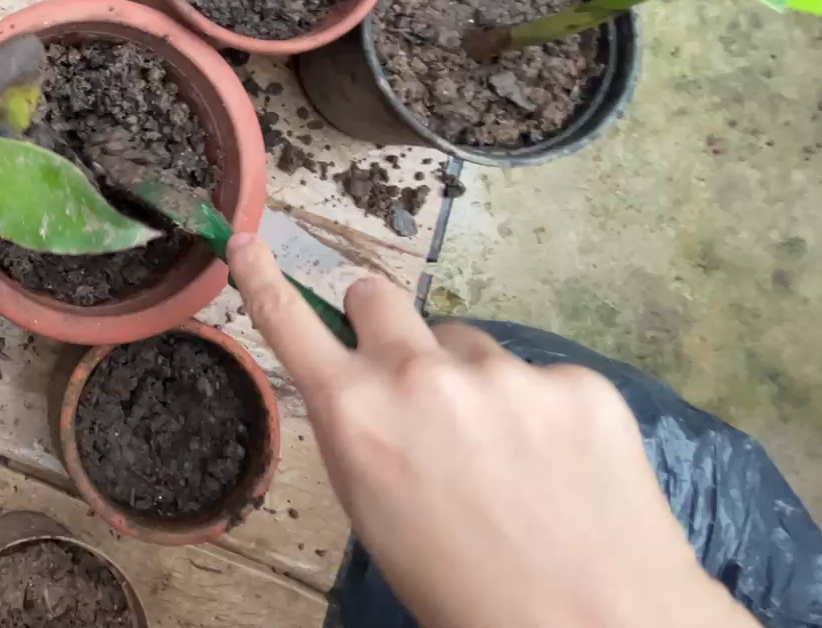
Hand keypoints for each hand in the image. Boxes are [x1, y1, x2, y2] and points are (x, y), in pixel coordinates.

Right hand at [227, 235, 755, 627]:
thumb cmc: (453, 581)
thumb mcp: (366, 501)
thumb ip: (352, 421)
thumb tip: (358, 378)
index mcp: (352, 408)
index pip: (286, 317)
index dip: (259, 273)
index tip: (244, 240)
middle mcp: (415, 373)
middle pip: (375, 295)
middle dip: (381, 324)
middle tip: (410, 376)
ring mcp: (501, 372)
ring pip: (462, 342)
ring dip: (467, 377)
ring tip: (506, 450)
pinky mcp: (577, 383)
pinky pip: (535, 373)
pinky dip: (539, 408)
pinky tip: (562, 463)